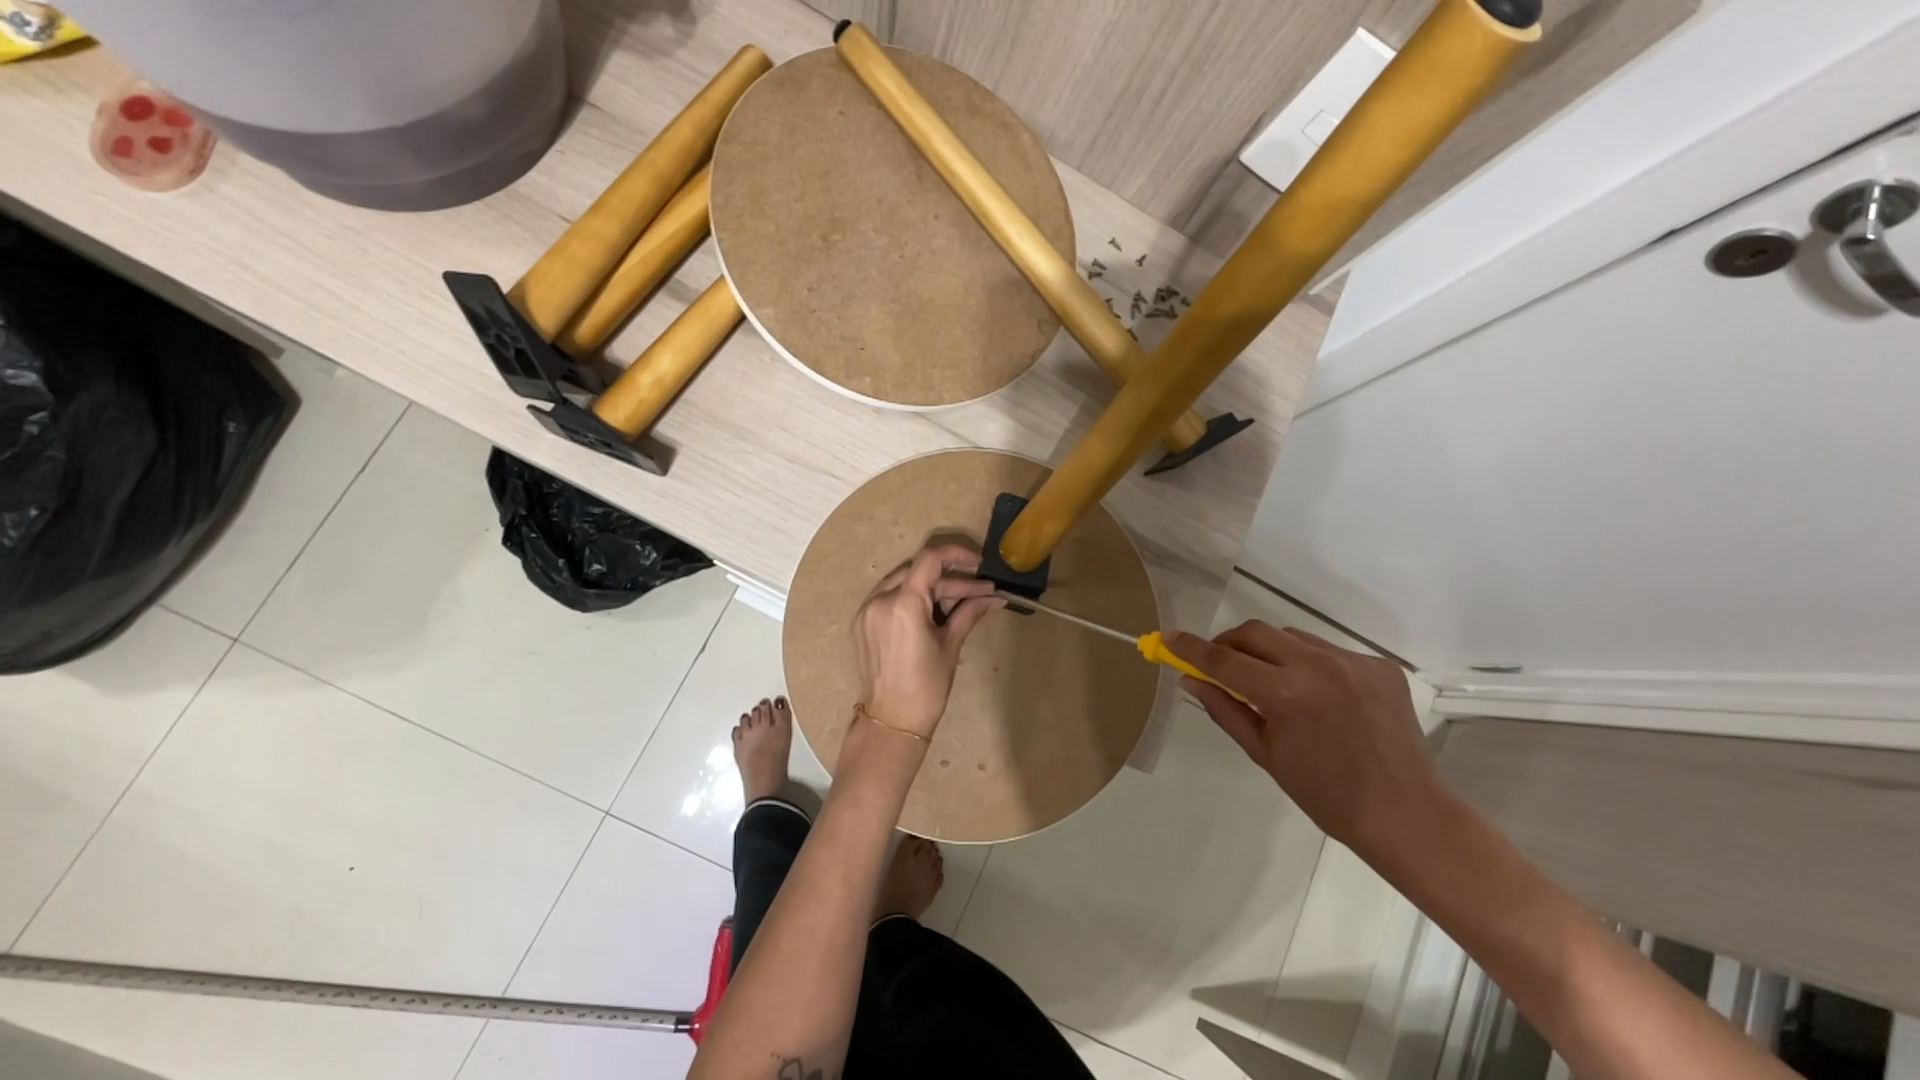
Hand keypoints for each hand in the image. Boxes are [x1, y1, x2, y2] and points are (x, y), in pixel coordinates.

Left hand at [852, 542, 1004, 738]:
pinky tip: (933, 612)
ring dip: (931, 588)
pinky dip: (911, 599)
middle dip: (950, 580)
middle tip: (979, 593)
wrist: (892, 722)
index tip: (979, 563)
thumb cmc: (927, 687)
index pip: (930, 560)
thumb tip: (994, 597)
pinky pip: (888, 598)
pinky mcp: (861, 623)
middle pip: (918, 571)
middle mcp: (879, 600)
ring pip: (902, 583)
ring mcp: (866, 611)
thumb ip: (968, 613)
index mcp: (903, 604)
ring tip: (960, 604)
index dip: (957, 555)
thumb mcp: (950, 646)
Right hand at [1167, 622, 1446, 851]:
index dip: (1191, 648)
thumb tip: (1191, 680)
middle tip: (1219, 663)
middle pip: (1256, 633)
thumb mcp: (1265, 754)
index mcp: (1285, 694)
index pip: (1224, 659)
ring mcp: (1353, 661)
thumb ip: (1226, 710)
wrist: (1404, 812)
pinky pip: (1330, 651)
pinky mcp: (1380, 665)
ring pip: (1293, 638)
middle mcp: (1318, 665)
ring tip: (1275, 686)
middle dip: (1230, 643)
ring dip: (1272, 653)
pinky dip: (1312, 665)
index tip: (1169, 638)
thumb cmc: (1325, 795)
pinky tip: (1320, 697)